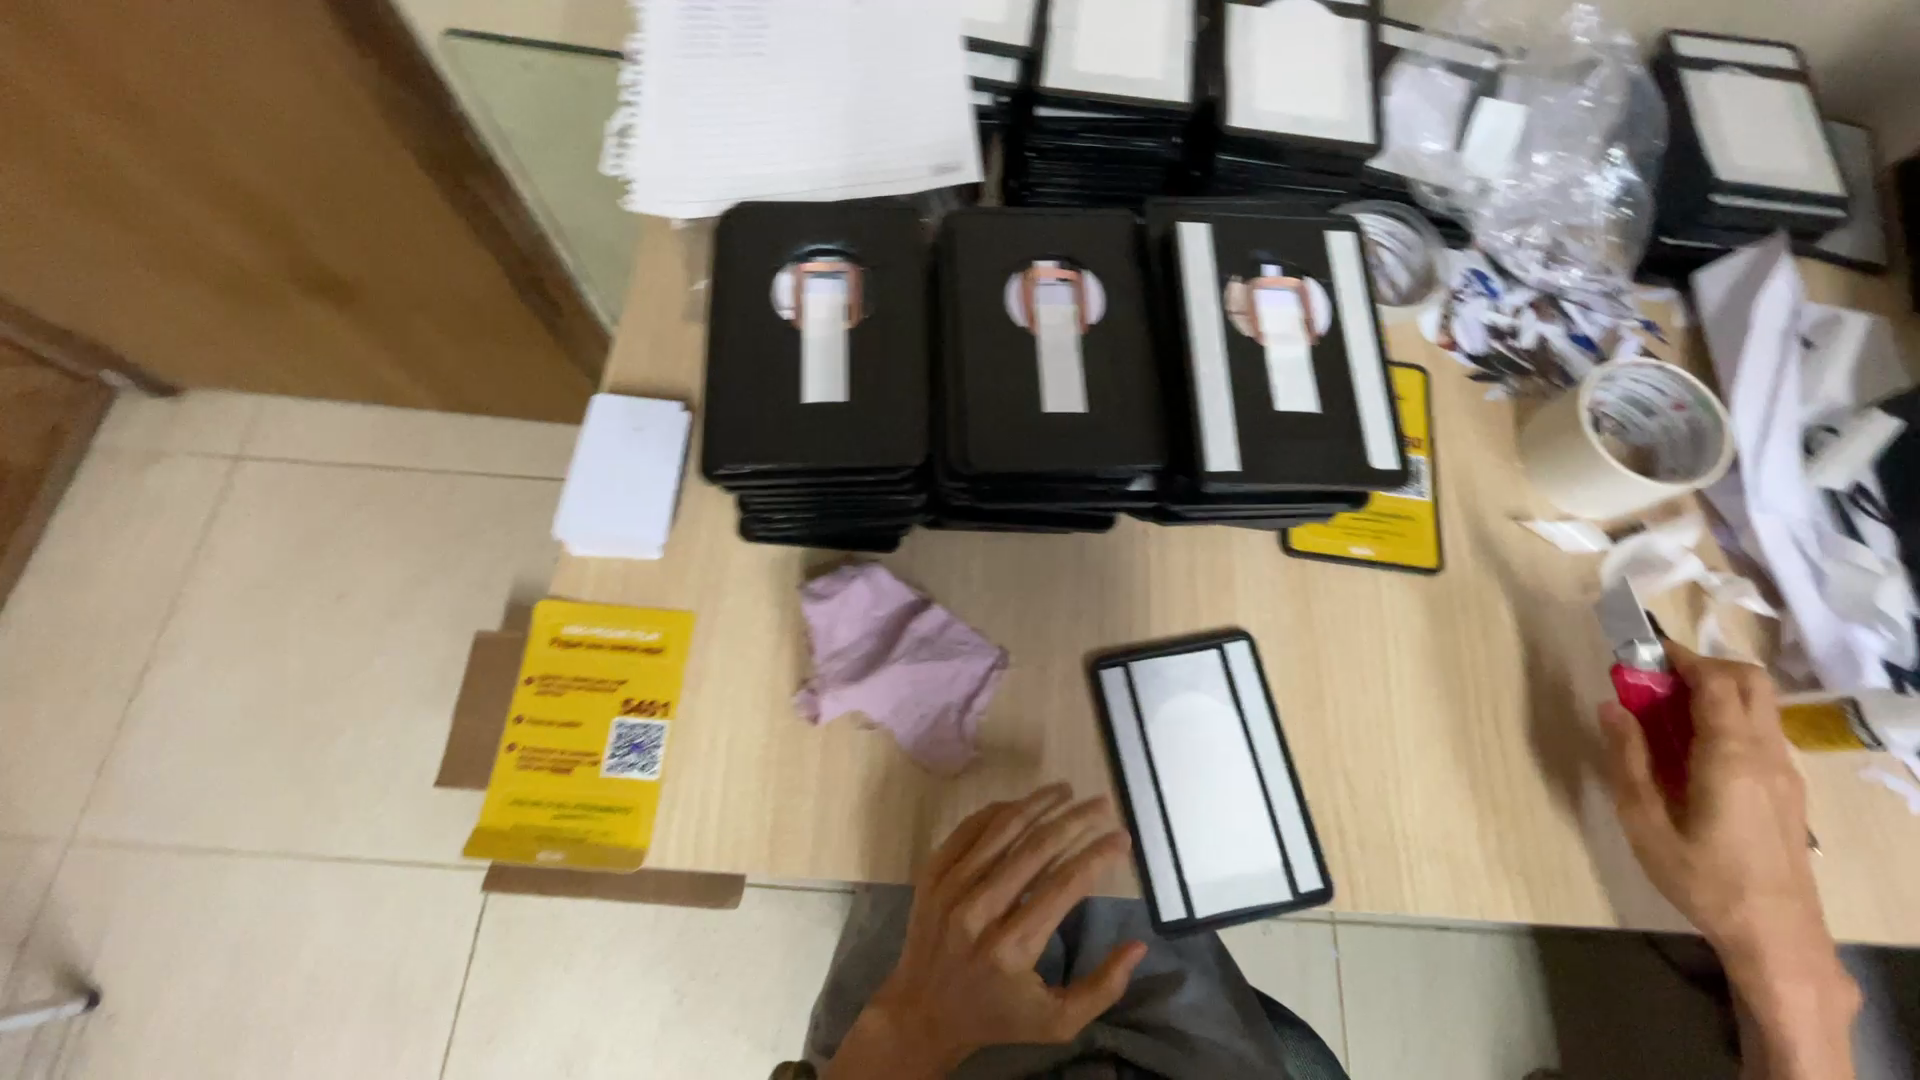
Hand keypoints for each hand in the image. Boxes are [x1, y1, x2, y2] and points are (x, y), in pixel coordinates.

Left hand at [827, 784, 1144, 1077]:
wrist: (922, 1012)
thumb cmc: (997, 1016)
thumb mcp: (1056, 1022)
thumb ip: (1102, 988)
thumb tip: (1139, 946)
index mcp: (1012, 948)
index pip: (1064, 886)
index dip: (1097, 856)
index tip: (1121, 838)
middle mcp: (979, 912)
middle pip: (1036, 850)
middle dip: (1075, 820)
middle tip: (1102, 803)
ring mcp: (950, 888)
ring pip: (1001, 830)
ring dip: (1038, 804)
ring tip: (1066, 790)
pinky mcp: (932, 874)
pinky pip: (969, 829)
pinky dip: (999, 811)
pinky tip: (1024, 804)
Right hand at [1599, 642, 1858, 1078]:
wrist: (1774, 933)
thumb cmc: (1700, 877)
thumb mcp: (1644, 820)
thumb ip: (1627, 758)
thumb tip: (1612, 706)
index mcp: (1732, 758)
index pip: (1717, 683)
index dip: (1680, 657)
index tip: (1639, 651)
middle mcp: (1767, 754)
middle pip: (1750, 682)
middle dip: (1701, 666)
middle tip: (1651, 678)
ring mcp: (1784, 772)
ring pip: (1757, 705)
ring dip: (1711, 691)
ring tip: (1659, 710)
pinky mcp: (1784, 788)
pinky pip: (1758, 731)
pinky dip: (1723, 717)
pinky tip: (1685, 745)